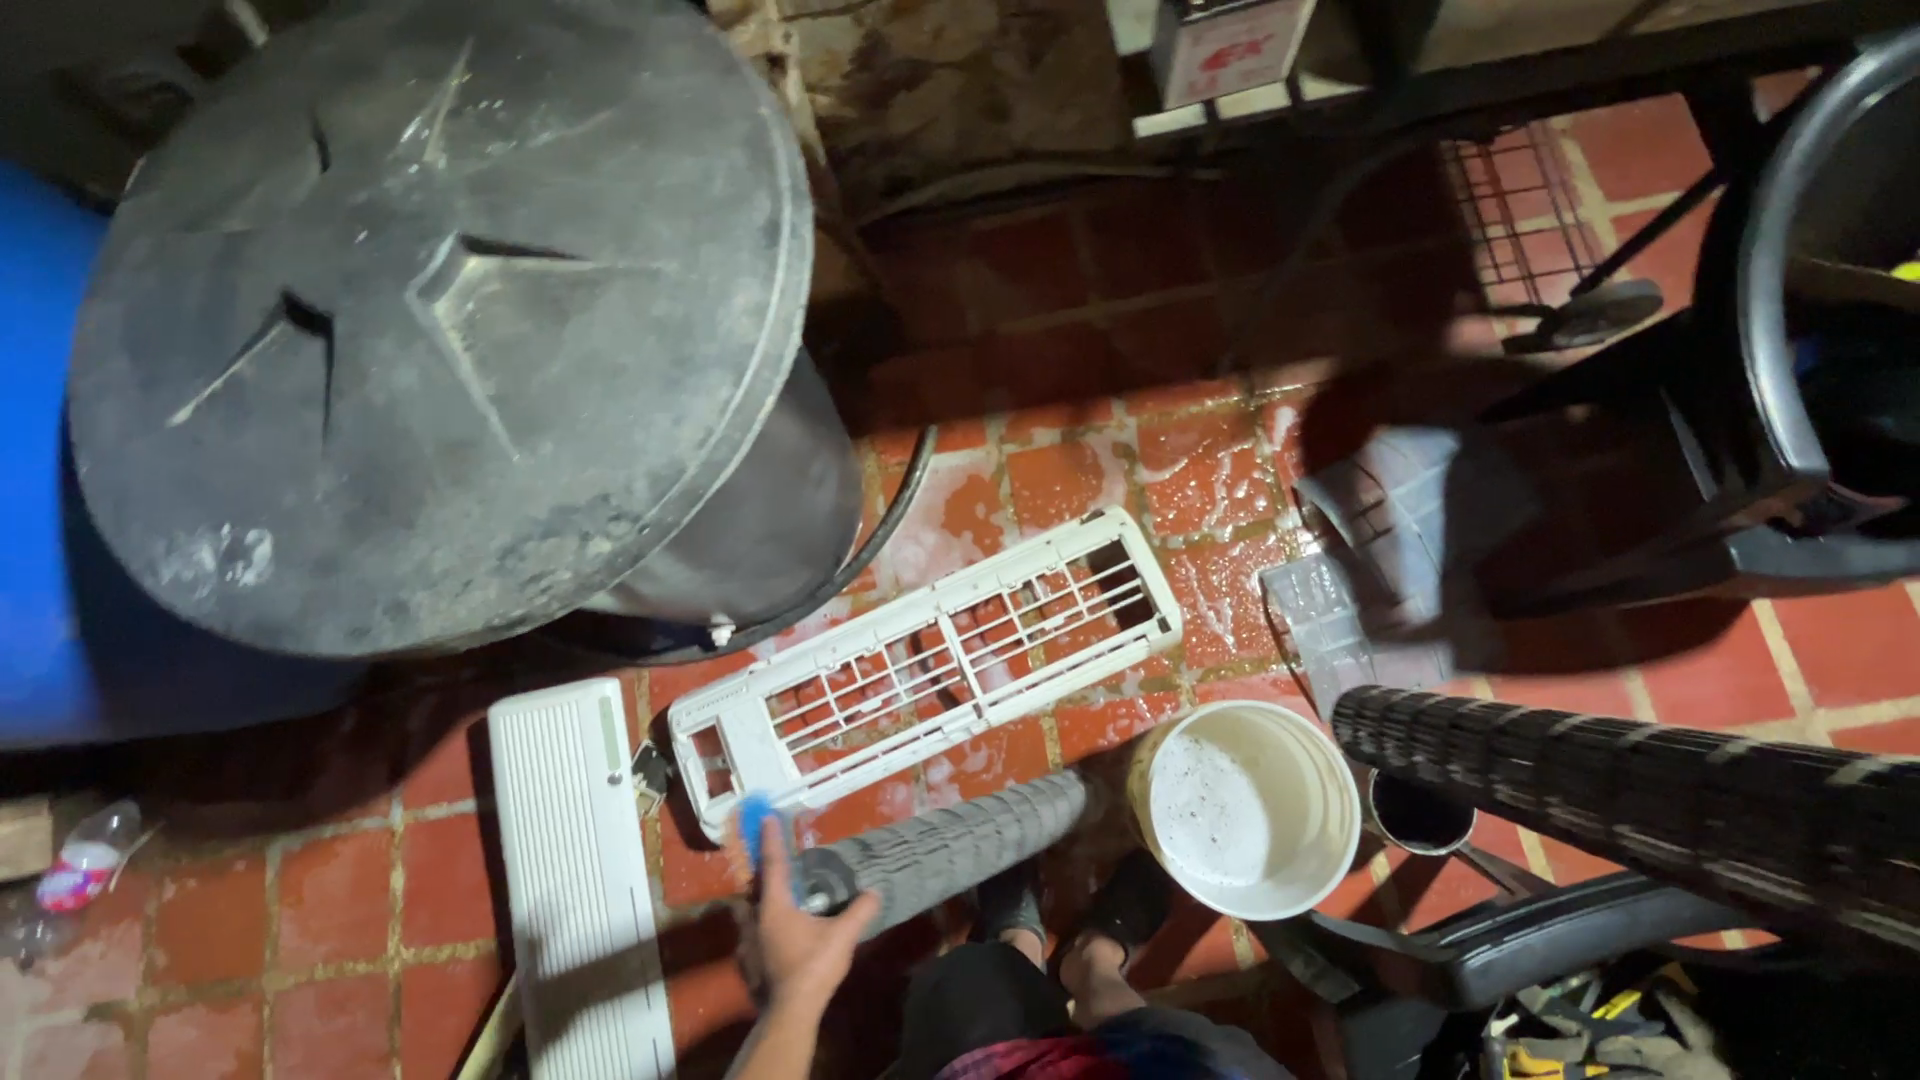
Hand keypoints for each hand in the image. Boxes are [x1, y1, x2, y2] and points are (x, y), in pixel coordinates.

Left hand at [737, 818, 880, 1018]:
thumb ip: (860, 911)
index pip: (773, 864)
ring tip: (778, 894)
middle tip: (776, 858)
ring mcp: (751, 941)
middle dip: (764, 870)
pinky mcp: (751, 960)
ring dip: (761, 898)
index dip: (772, 840)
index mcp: (775, 906)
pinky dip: (763, 921)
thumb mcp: (842, 936)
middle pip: (756, 886)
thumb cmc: (813, 966)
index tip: (767, 817)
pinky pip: (754, 930)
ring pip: (751, 910)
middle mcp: (757, 918)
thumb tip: (875, 891)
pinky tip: (777, 929)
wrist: (791, 1011)